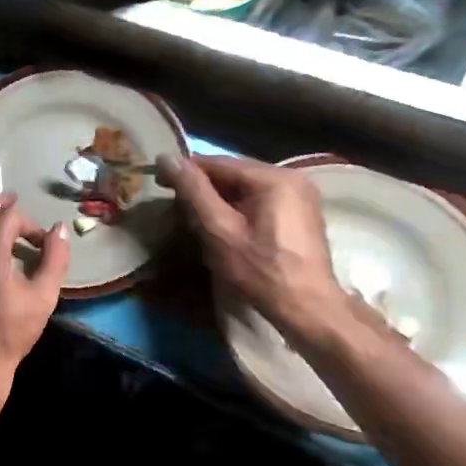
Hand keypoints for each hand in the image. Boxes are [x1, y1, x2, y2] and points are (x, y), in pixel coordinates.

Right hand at [156, 154, 347, 336]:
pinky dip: (237, 206)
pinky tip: (223, 224)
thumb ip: (193, 191)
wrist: (307, 308)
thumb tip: (165, 158)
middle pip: (233, 173)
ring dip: (218, 198)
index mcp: (273, 177)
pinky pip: (260, 198)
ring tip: (195, 216)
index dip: (184, 171)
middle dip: (202, 186)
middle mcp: (291, 177)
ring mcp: (300, 194)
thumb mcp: (218, 229)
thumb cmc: (260, 270)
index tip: (158, 182)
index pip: (217, 163)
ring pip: (245, 186)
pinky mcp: (300, 211)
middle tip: (175, 205)